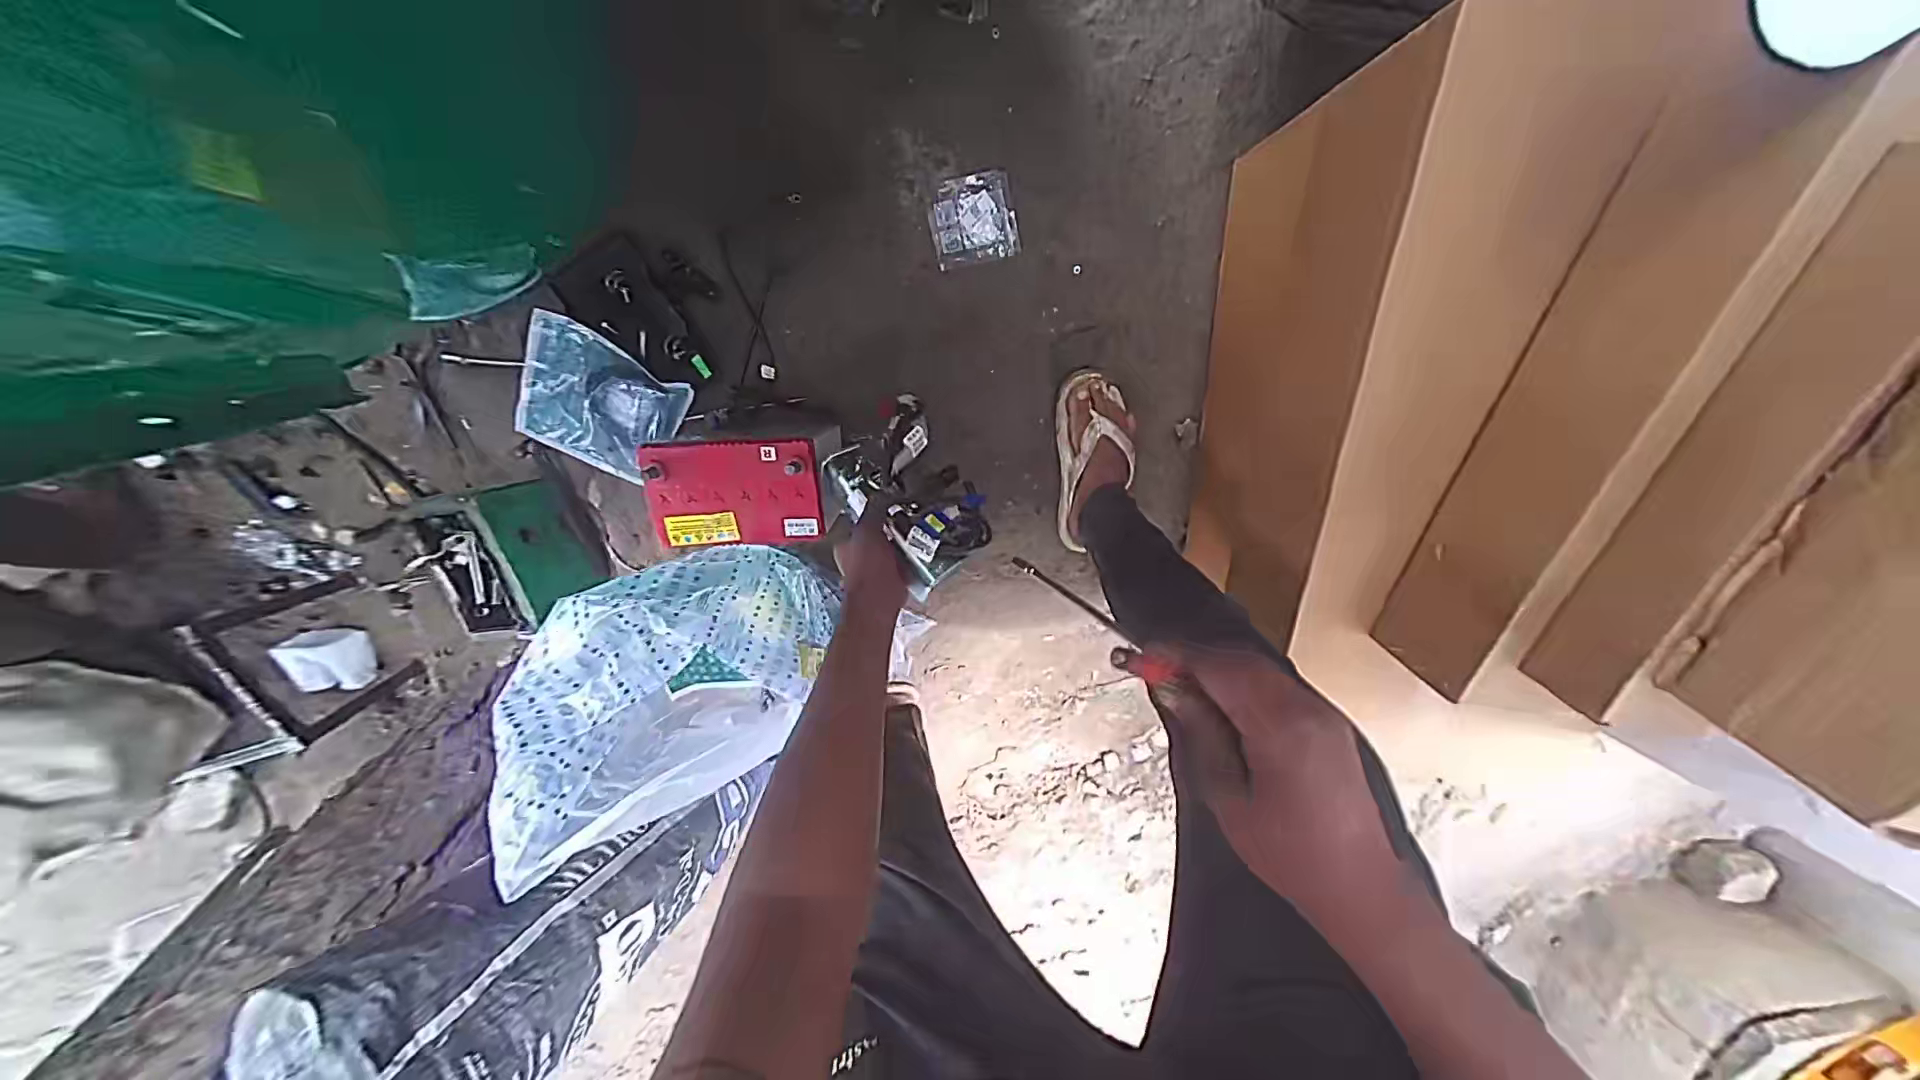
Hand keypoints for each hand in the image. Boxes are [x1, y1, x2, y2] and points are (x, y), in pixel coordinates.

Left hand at [834, 505, 906, 609]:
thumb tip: (880, 495)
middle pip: (875, 534)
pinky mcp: (889, 579)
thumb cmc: (868, 566)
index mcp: (845, 543)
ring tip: (913, 534)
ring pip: (889, 548)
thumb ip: (873, 510)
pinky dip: (908, 558)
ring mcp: (873, 568)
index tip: (888, 504)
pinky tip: (916, 553)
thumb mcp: (869, 529)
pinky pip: (901, 562)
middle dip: (890, 527)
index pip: (857, 519)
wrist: (880, 598)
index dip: (872, 510)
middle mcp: (856, 556)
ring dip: (901, 543)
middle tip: (904, 519)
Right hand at [1117, 645, 1401, 908]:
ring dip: (1217, 668)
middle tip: (1155, 669)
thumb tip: (1171, 690)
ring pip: (1259, 669)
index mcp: (1282, 727)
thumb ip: (1200, 733)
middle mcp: (1309, 709)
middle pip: (1240, 660)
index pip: (1218, 667)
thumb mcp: (1228, 796)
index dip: (1174, 655)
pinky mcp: (1330, 724)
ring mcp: (1324, 714)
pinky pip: (1277, 685)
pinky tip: (1221, 702)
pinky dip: (1242, 682)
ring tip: (1182, 686)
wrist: (1364, 889)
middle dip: (1194, 658)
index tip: (1141, 656)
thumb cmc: (1295, 857)